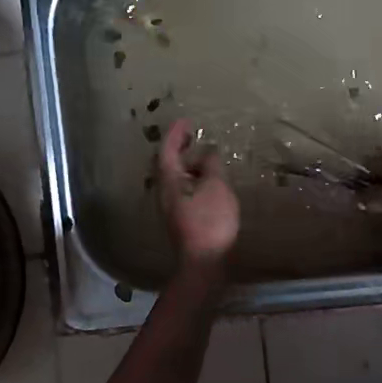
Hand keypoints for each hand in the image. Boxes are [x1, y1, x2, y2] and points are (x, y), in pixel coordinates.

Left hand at [157, 119, 239, 264]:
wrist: (203, 262)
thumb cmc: (210, 220)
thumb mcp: (216, 186)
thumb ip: (211, 165)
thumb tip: (208, 151)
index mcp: (169, 180)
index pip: (168, 150)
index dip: (176, 133)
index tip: (186, 120)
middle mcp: (165, 192)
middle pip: (168, 164)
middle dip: (179, 147)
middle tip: (193, 134)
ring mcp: (171, 207)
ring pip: (176, 178)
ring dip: (188, 164)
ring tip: (204, 155)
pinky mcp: (181, 218)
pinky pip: (184, 189)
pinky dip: (194, 178)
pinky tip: (208, 181)